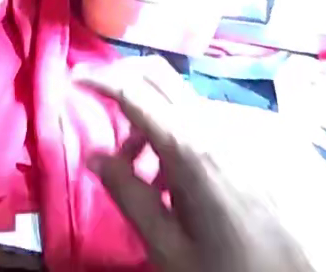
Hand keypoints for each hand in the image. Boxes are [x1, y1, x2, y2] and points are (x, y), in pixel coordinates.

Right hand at [81, 59, 314, 271]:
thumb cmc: (231, 271)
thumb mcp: (169, 250)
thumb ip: (128, 195)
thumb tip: (93, 154)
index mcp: (188, 145)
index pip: (132, 91)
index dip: (97, 79)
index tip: (72, 80)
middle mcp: (212, 123)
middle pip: (156, 74)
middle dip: (123, 85)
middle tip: (105, 120)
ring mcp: (235, 128)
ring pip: (179, 97)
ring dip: (151, 116)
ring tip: (144, 172)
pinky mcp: (253, 142)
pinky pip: (203, 116)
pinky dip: (177, 128)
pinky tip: (179, 179)